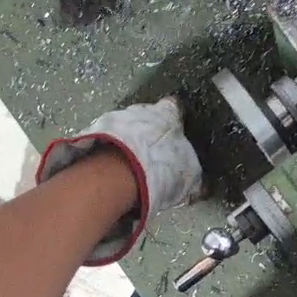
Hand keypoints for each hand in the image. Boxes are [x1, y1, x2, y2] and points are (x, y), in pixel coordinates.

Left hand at [36, 97, 203, 264]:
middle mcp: (138, 109)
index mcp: (167, 113)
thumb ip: (196, 179)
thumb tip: (204, 188)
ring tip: (129, 169)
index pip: (175, 109)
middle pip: (145, 118)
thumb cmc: (160, 171)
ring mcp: (112, 119)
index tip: (176, 135)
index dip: (176, 122)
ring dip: (126, 144)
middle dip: (148, 134)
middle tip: (151, 158)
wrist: (117, 175)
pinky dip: (109, 154)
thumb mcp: (189, 180)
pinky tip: (112, 174)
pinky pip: (105, 143)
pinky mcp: (92, 134)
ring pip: (124, 129)